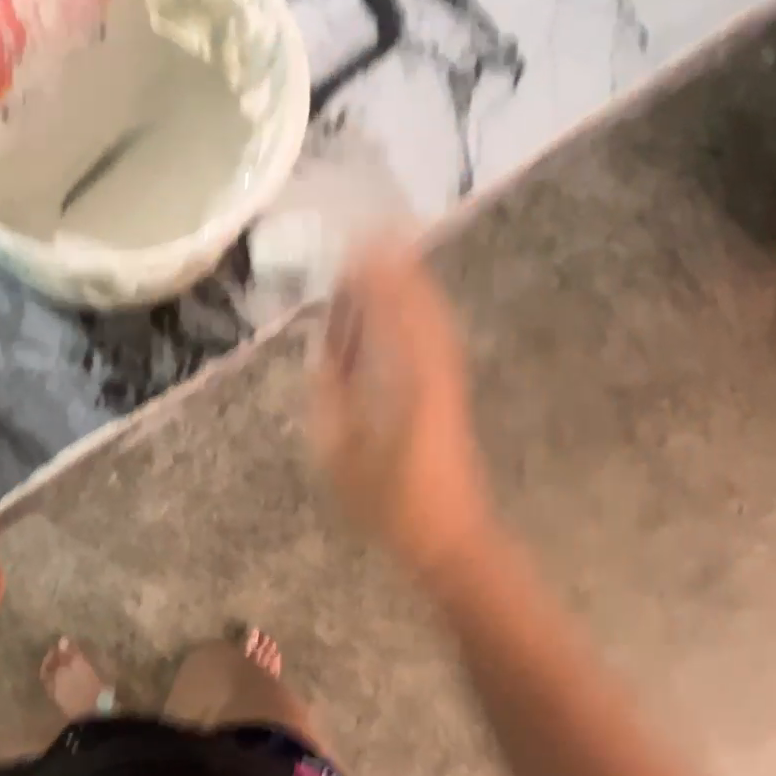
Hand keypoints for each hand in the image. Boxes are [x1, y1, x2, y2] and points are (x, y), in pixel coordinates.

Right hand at [307, 234, 494, 580]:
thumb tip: (323, 357)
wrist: (451, 539)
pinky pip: (433, 342)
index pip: (392, 312)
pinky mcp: (449, 396)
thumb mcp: (341, 457)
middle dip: (394, 269)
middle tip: (369, 237)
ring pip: (430, 321)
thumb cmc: (392, 505)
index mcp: (409, 380)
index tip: (355, 242)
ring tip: (384, 260)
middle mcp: (434, 370)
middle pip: (417, 305)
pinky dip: (416, 318)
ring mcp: (446, 382)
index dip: (374, 275)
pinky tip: (399, 315)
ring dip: (408, 288)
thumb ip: (330, 401)